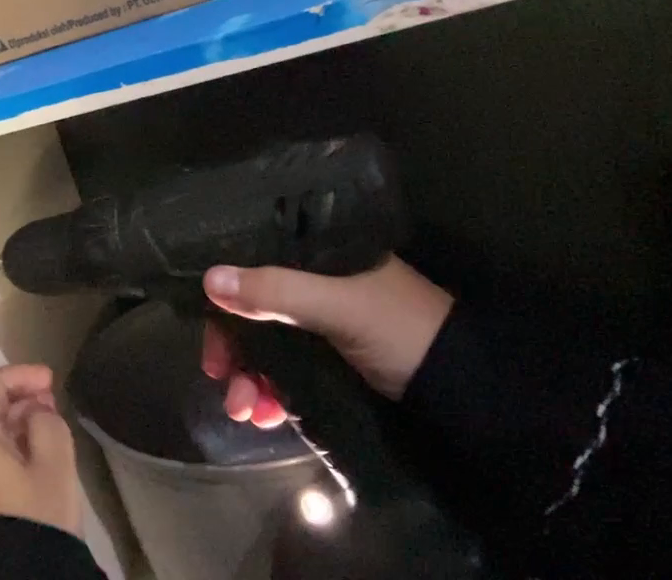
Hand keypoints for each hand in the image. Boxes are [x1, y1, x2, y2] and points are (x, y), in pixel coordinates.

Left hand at [0, 364, 80, 533]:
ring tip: (39, 435)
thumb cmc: (29, 521)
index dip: (23, 375)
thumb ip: (49, 426)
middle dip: (15, 402)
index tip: (52, 379)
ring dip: (5, 429)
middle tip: (49, 406)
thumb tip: (35, 411)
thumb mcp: (54, 470)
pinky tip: (19, 465)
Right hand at [200, 255, 453, 423]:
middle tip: (219, 375)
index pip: (256, 260)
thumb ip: (275, 292)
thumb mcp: (337, 306)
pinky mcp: (330, 364)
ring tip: (244, 411)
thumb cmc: (401, 330)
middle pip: (255, 307)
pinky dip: (271, 392)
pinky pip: (286, 372)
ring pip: (267, 344)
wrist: (466, 396)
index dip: (227, 288)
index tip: (205, 320)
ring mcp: (323, 327)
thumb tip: (208, 280)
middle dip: (234, 345)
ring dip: (249, 375)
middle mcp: (316, 285)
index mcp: (319, 255)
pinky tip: (265, 415)